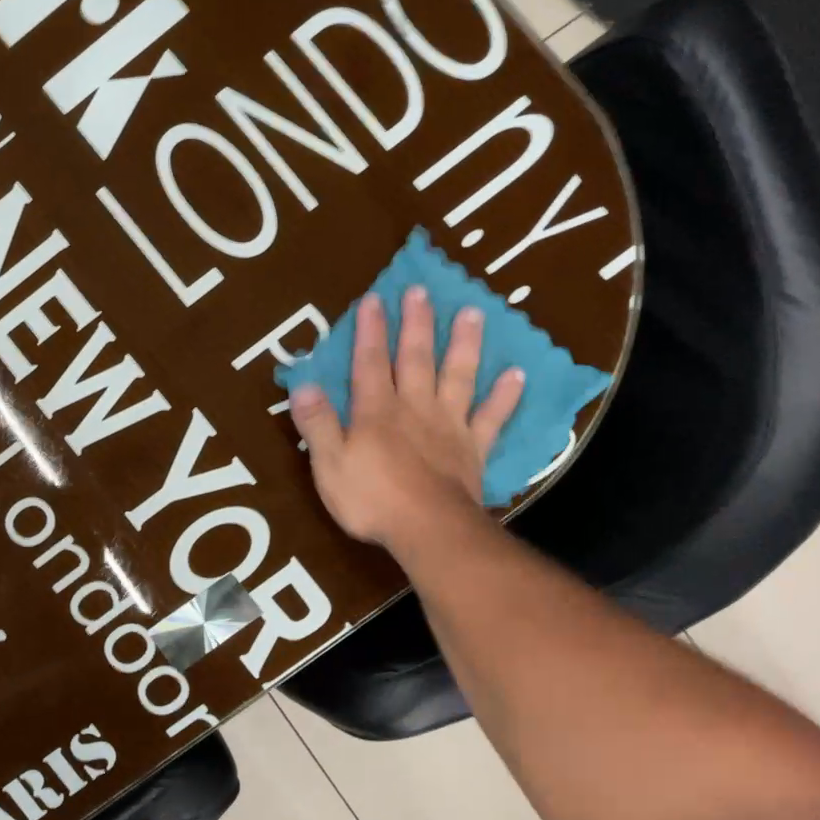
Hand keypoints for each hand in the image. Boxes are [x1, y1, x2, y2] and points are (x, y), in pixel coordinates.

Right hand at [290, 287, 524, 551]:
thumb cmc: (369, 498)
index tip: (373, 299)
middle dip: (416, 324)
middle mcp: (414, 408)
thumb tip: (303, 386)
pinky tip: (516, 375)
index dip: (370, 331)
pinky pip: (491, 417)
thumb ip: (317, 424)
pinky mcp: (473, 449)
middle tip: (421, 291)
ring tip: (473, 312)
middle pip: (415, 359)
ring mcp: (449, 426)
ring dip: (464, 344)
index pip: (369, 363)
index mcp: (375, 412)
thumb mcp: (328, 463)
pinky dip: (504, 395)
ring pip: (457, 376)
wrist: (429, 528)